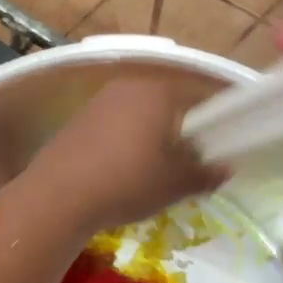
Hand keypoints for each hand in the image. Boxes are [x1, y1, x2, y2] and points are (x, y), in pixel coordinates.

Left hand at [19, 77, 227, 233]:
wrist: (58, 196)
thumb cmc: (127, 183)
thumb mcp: (175, 185)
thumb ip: (205, 173)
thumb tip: (225, 168)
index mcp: (161, 92)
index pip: (202, 98)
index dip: (217, 122)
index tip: (224, 145)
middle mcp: (130, 86)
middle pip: (169, 104)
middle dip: (183, 129)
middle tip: (191, 161)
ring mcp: (100, 101)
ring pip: (139, 115)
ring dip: (152, 136)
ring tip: (156, 169)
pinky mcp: (78, 119)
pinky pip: (114, 126)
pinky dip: (125, 142)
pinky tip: (122, 170)